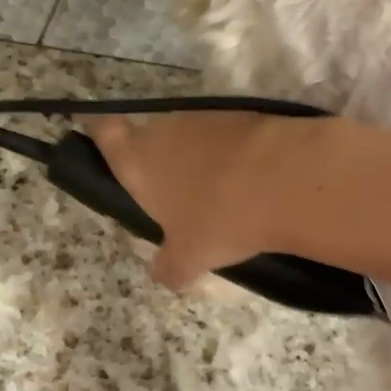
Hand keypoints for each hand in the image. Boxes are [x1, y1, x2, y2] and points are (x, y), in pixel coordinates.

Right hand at [86, 111, 331, 290]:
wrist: (291, 181)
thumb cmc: (220, 219)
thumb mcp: (188, 258)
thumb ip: (168, 267)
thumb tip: (162, 274)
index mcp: (137, 160)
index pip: (104, 130)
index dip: (99, 132)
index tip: (102, 142)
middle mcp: (164, 130)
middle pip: (149, 138)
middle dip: (158, 163)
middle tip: (172, 198)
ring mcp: (205, 120)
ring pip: (189, 138)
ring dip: (198, 161)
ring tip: (218, 197)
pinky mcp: (246, 116)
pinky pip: (227, 139)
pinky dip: (232, 157)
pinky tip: (251, 186)